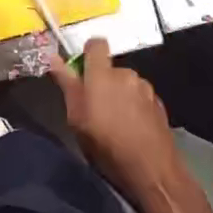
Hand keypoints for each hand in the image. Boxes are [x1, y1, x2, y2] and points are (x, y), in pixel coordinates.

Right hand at [51, 39, 180, 197]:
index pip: (96, 44)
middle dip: (100, 81)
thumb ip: (67, 84)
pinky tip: (129, 128)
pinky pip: (138, 97)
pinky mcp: (158, 104)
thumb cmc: (105, 143)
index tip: (79, 72)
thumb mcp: (76, 116)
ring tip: (112, 121)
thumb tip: (53, 58)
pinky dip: (132, 107)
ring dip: (117, 95)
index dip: (87, 53)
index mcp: (103, 74)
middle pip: (109, 69)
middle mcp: (127, 74)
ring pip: (125, 84)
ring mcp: (146, 89)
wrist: (151, 168)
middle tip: (91, 108)